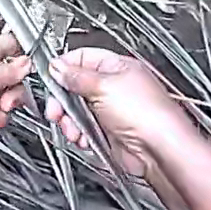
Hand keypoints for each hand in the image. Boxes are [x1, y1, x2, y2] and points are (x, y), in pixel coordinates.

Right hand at [44, 48, 195, 177]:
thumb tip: (58, 66)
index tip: (51, 78)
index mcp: (116, 68)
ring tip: (73, 129)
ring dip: (69, 121)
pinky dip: (78, 135)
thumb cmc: (146, 114)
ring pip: (75, 111)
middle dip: (61, 100)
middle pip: (74, 87)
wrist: (159, 150)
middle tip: (55, 110)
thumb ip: (76, 76)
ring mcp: (109, 110)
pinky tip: (83, 138)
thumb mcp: (103, 86)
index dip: (64, 68)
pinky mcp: (106, 131)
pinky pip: (82, 129)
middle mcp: (112, 87)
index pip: (82, 59)